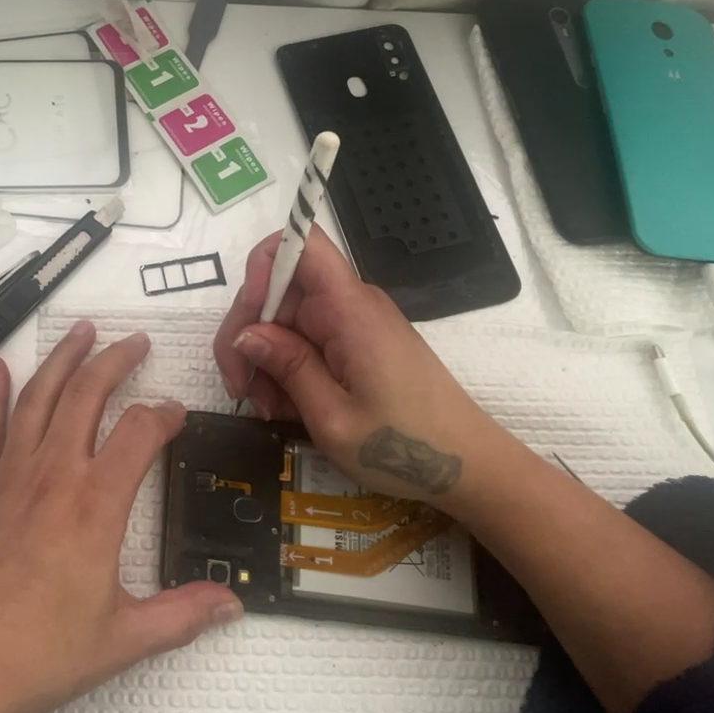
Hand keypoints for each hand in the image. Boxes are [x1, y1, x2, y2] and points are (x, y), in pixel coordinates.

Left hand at [0, 321, 241, 712]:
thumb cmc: (40, 653)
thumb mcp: (124, 639)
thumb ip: (183, 614)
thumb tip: (232, 603)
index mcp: (97, 504)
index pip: (140, 433)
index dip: (164, 414)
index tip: (177, 413)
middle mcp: (54, 473)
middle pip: (87, 394)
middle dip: (114, 360)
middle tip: (135, 341)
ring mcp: (9, 474)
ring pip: (39, 396)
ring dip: (62, 359)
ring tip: (80, 329)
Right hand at [211, 226, 488, 500]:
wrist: (471, 469)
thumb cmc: (405, 448)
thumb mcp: (332, 416)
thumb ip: (286, 367)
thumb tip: (243, 334)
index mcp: (348, 309)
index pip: (300, 243)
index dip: (262, 266)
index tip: (246, 322)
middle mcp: (349, 304)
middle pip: (278, 291)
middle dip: (249, 335)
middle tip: (242, 391)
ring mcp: (352, 325)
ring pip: (285, 321)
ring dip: (264, 361)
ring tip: (268, 410)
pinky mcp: (354, 345)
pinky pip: (305, 342)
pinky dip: (286, 371)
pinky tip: (287, 408)